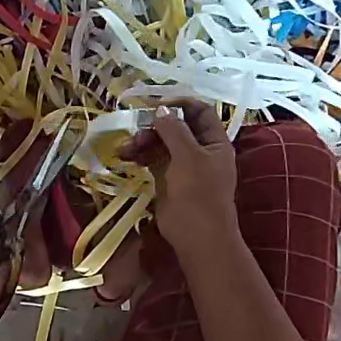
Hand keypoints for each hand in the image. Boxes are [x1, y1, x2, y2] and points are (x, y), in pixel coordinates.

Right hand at [122, 99, 238, 253]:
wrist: (197, 236)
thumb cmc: (198, 193)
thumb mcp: (189, 156)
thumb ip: (174, 130)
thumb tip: (160, 110)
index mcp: (214, 142)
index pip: (200, 111)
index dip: (179, 104)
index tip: (155, 105)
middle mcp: (200, 151)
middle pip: (177, 127)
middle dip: (155, 126)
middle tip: (135, 130)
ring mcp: (183, 166)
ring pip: (161, 144)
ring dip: (143, 141)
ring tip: (125, 148)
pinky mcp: (168, 180)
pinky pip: (153, 160)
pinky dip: (140, 156)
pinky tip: (126, 157)